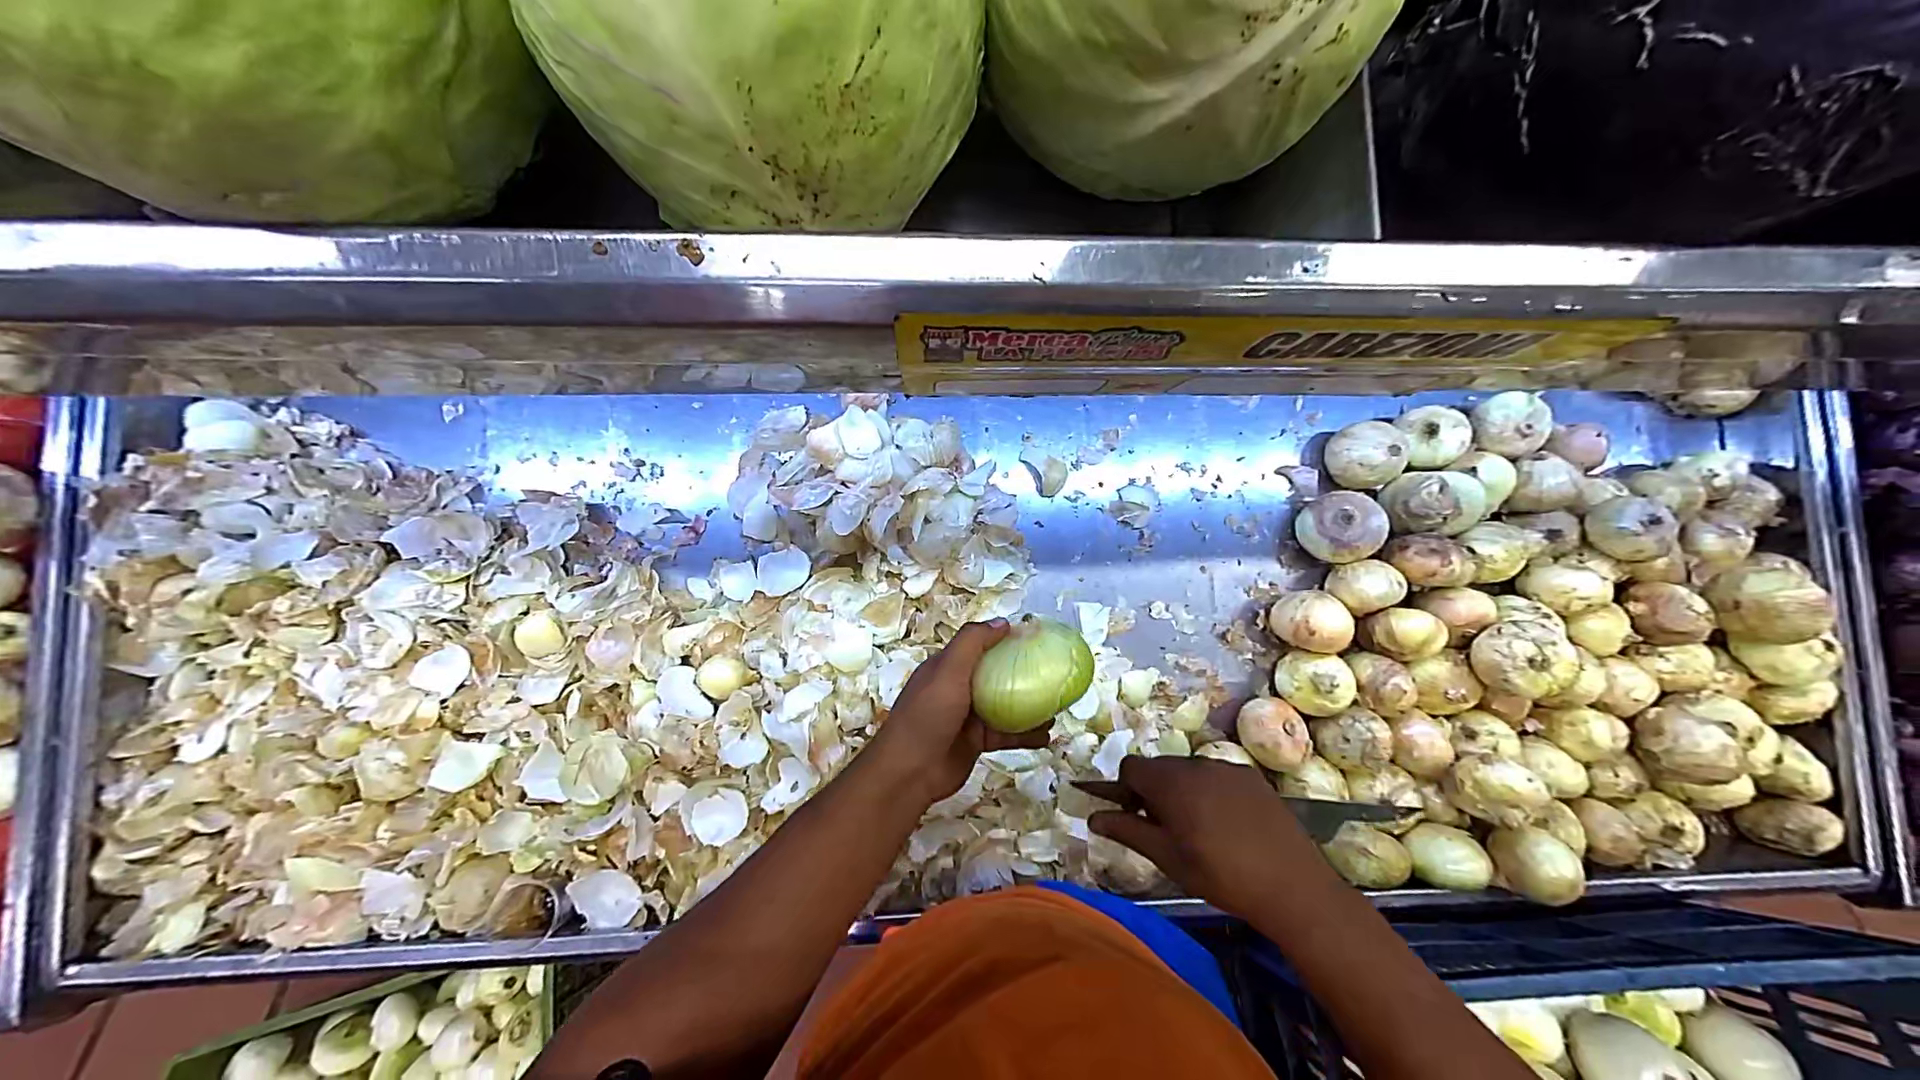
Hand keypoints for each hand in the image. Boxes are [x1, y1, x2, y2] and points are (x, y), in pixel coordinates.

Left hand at [864, 620, 1049, 805]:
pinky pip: (1007, 733)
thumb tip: (1003, 622)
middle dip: (1023, 672)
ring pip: (1006, 705)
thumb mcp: (948, 670)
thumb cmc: (927, 715)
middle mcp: (958, 687)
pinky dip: (1026, 734)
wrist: (910, 771)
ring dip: (1030, 706)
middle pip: (996, 674)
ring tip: (1057, 706)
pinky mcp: (977, 741)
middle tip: (1053, 672)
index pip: (979, 645)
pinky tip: (1047, 736)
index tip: (1035, 638)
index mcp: (947, 666)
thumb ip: (972, 643)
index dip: (1005, 640)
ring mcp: (968, 715)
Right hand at [1079, 756, 1334, 918]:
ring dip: (1181, 790)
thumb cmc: (1221, 875)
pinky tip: (1225, 824)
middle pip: (1159, 767)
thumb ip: (1128, 830)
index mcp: (1170, 782)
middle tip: (1162, 828)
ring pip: (1188, 771)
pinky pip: (1216, 775)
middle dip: (1152, 791)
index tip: (1132, 817)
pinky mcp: (1252, 777)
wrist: (1293, 885)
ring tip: (1196, 829)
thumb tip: (1093, 817)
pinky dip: (1209, 791)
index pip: (1130, 767)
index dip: (1123, 790)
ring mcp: (1227, 767)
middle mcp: (1195, 764)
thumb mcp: (1167, 858)